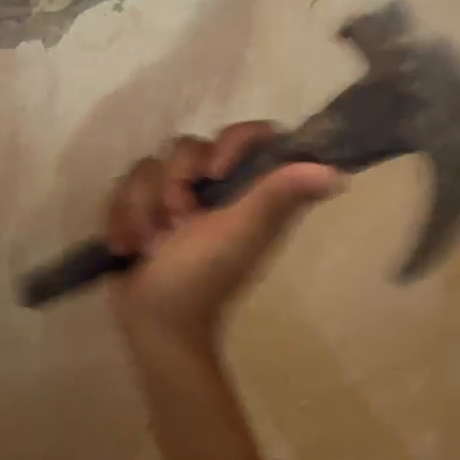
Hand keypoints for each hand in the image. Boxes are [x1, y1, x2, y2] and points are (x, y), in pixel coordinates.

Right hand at [103, 122, 342, 351]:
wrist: (153, 324)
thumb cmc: (202, 280)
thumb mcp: (241, 234)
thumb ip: (278, 195)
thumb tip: (338, 174)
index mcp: (248, 191)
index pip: (251, 135)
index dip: (229, 142)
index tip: (213, 172)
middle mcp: (214, 189)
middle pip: (186, 147)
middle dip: (171, 187)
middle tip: (176, 224)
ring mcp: (175, 198)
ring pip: (147, 168)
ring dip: (142, 210)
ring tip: (150, 244)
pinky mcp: (143, 209)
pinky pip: (123, 189)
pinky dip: (122, 220)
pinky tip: (129, 247)